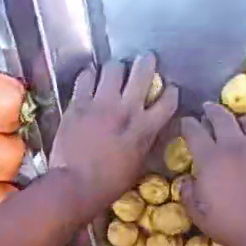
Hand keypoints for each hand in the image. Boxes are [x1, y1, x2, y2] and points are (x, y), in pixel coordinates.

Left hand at [48, 53, 176, 214]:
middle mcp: (127, 109)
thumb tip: (148, 132)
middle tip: (145, 60)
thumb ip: (145, 143)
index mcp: (145, 129)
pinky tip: (90, 81)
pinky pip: (86, 77)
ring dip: (116, 68)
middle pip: (143, 72)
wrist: (75, 184)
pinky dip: (90, 76)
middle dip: (146, 62)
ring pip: (114, 68)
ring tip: (114, 72)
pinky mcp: (78, 103)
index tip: (168, 88)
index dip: (171, 91)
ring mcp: (101, 103)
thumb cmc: (109, 184)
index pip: (168, 100)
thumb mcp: (137, 166)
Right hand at [182, 104, 245, 245]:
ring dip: (236, 118)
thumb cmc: (228, 225)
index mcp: (210, 158)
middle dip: (211, 110)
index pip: (195, 132)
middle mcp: (233, 147)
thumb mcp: (198, 214)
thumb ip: (188, 193)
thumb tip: (186, 180)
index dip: (188, 124)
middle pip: (221, 117)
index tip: (185, 122)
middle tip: (206, 108)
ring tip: (233, 121)